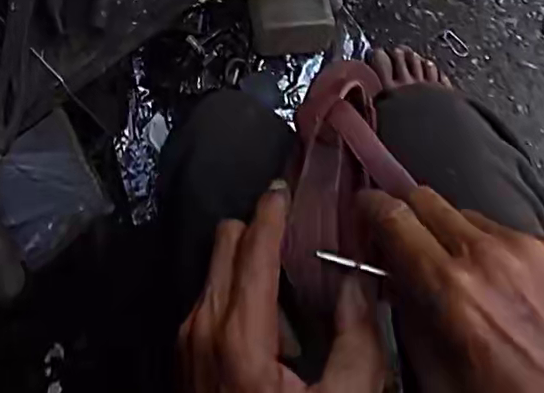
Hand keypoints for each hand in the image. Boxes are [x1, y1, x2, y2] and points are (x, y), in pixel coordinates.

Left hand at [179, 183, 386, 392]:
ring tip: (292, 319)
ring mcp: (189, 338)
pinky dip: (238, 296)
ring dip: (252, 269)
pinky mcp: (185, 354)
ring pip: (217, 266)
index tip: (287, 189)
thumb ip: (358, 344)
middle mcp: (204, 323)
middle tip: (300, 256)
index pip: (254, 243)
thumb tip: (358, 288)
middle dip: (263, 236)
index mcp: (239, 333)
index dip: (273, 210)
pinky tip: (271, 343)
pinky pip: (211, 298)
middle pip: (228, 239)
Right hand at [358, 187, 543, 392]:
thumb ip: (408, 321)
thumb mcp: (444, 385)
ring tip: (475, 282)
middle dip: (409, 214)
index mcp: (453, 291)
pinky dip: (504, 257)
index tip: (364, 210)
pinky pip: (515, 237)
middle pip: (425, 197)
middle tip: (409, 241)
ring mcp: (533, 251)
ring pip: (469, 216)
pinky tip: (520, 297)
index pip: (391, 215)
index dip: (369, 207)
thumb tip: (390, 277)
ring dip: (458, 237)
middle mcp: (490, 257)